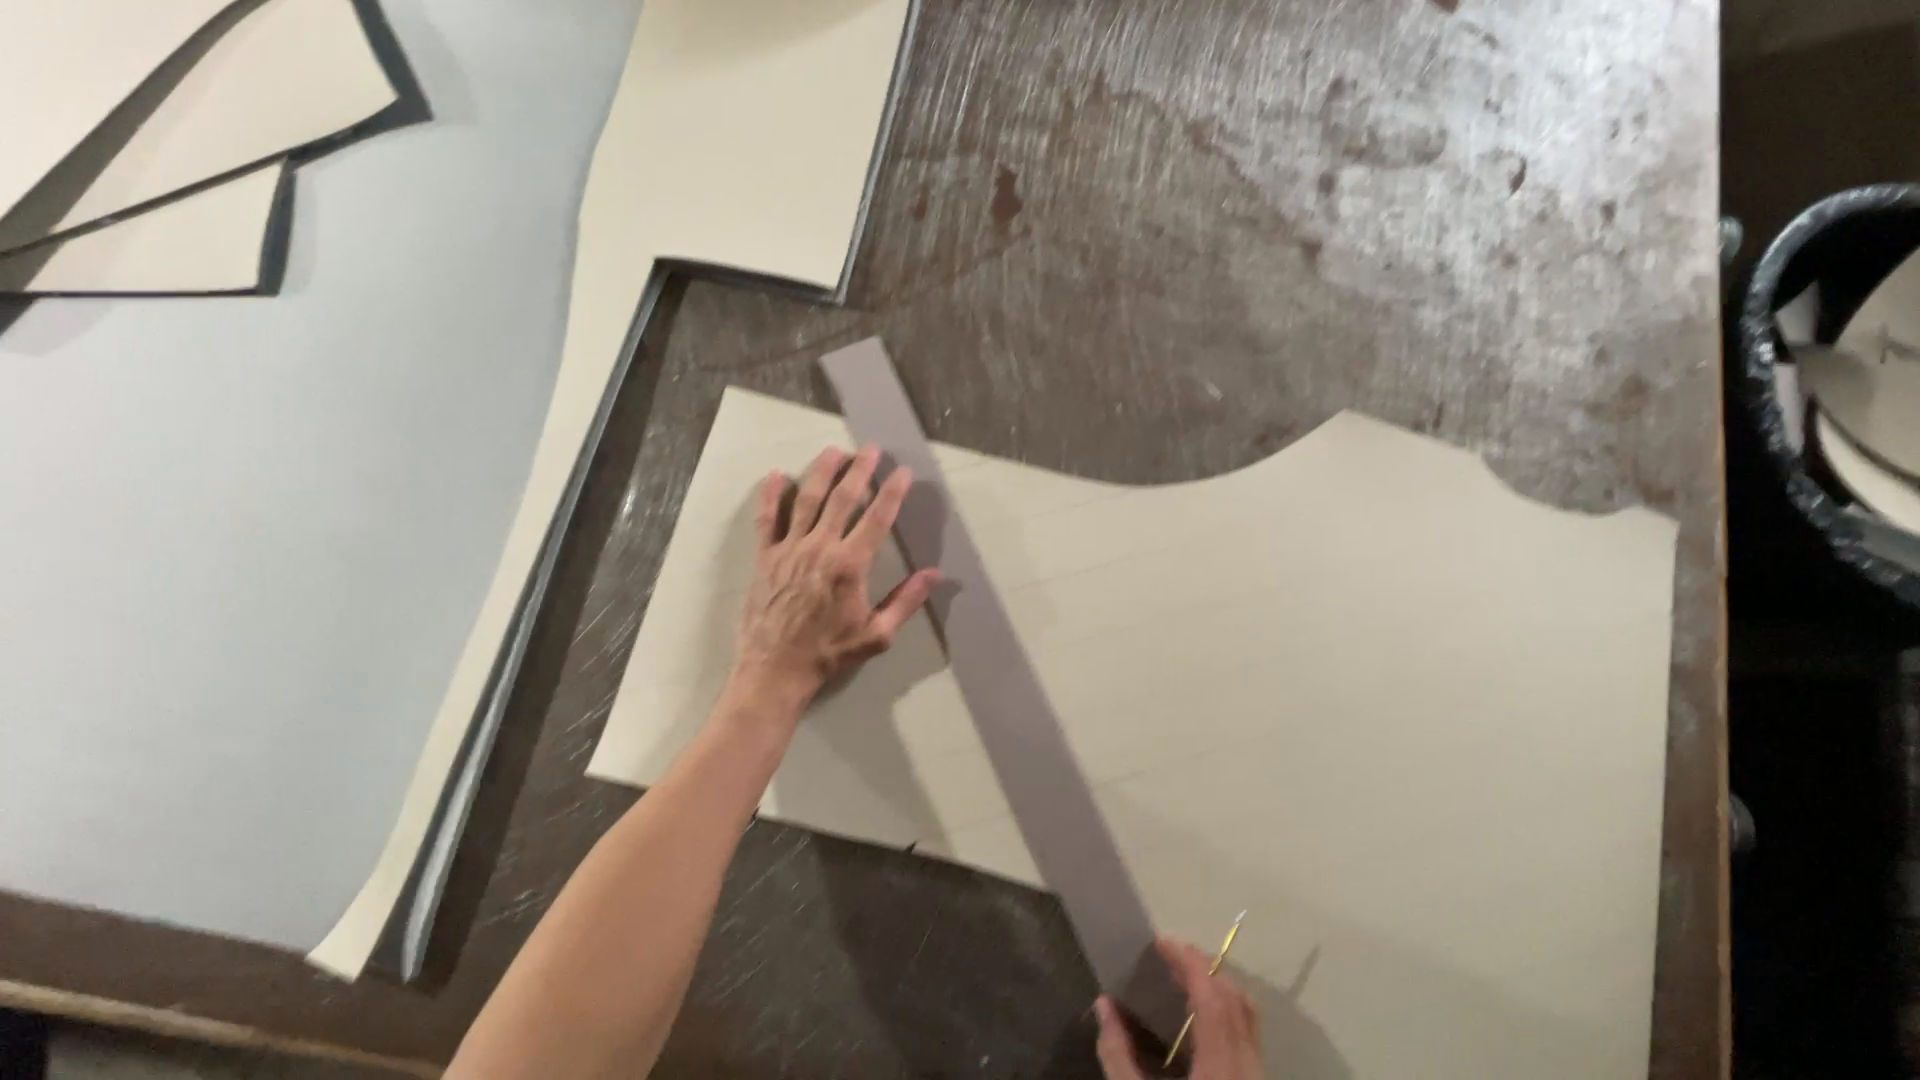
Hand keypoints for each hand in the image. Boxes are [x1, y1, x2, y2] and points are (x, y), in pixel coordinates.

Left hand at [731, 444, 939, 709]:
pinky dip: (770, 496)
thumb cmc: (829, 654)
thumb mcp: (877, 634)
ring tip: (833, 451)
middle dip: (859, 471)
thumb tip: (935, 575)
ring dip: (821, 472)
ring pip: (806, 500)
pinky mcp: (765, 558)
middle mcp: (820, 548)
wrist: (775, 669)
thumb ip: (906, 601)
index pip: (877, 518)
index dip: (892, 492)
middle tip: (870, 449)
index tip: (902, 472)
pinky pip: (767, 520)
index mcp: (850, 565)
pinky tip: (776, 476)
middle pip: (842, 499)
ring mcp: (789, 550)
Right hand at [1094, 938, 1261, 1079]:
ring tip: (1180, 983)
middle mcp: (1249, 1070)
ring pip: (1248, 1019)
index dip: (1190, 964)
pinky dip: (1224, 1016)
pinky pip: (1247, 1039)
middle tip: (1167, 959)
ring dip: (1217, 992)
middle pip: (1236, 1001)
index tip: (1161, 943)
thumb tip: (1104, 1005)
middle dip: (1204, 971)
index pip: (1212, 998)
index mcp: (1221, 1070)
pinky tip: (1196, 1024)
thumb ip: (1117, 1055)